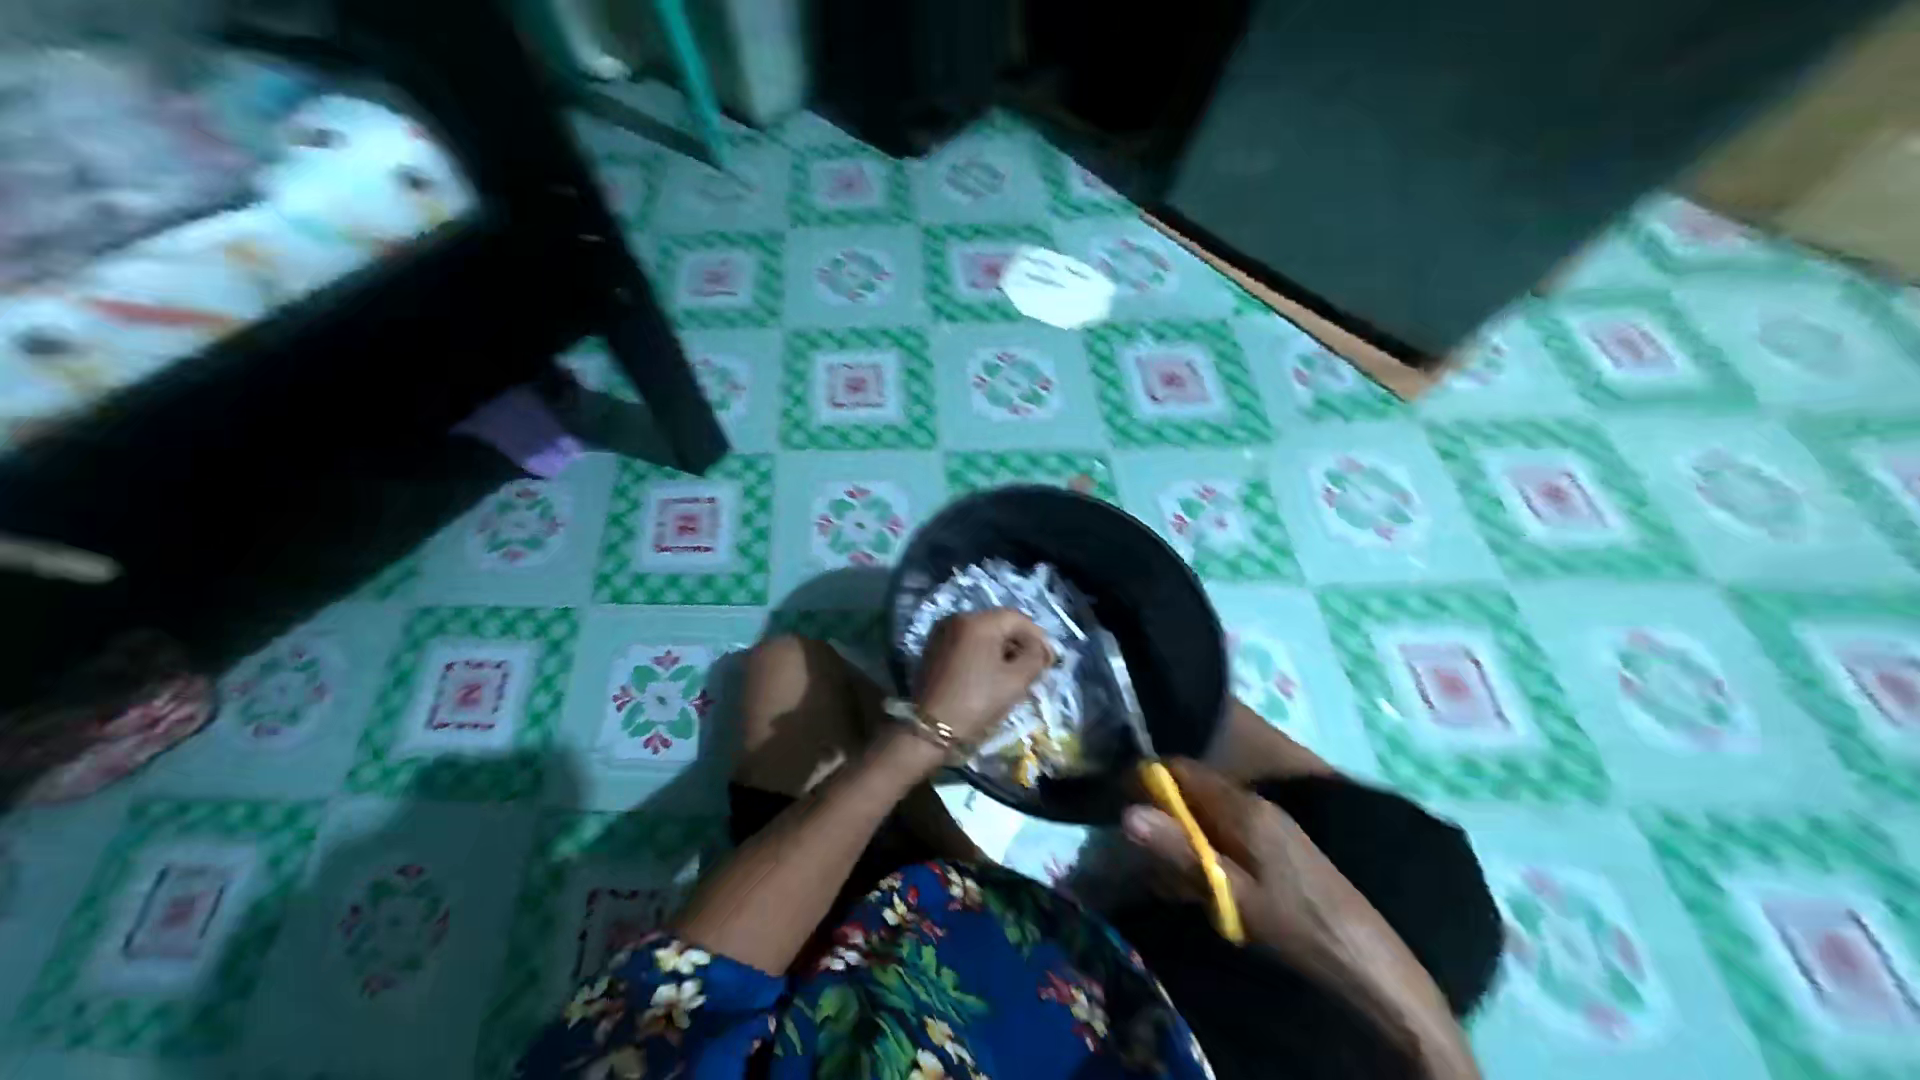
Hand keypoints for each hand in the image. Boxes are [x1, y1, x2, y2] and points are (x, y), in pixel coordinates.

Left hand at [914, 609, 1052, 747]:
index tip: (1049, 660)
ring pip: (983, 633)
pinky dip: (983, 653)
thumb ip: (1035, 657)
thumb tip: (1041, 648)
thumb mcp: (1015, 681)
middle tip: (1034, 667)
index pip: (1017, 619)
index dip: (1038, 637)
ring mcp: (942, 632)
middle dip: (1020, 643)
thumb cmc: (976, 701)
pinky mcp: (934, 648)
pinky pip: (967, 642)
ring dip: (1002, 649)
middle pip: (999, 623)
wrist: (930, 728)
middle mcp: (957, 618)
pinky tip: (990, 673)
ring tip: (1014, 673)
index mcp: (977, 621)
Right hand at [1122, 758, 1351, 959]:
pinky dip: (1206, 835)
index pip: (1183, 769)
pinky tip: (1204, 870)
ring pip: (1211, 804)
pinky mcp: (1278, 837)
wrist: (1361, 954)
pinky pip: (1229, 820)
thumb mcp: (1228, 893)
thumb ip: (1179, 851)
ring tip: (1167, 860)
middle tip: (1141, 838)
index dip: (1148, 777)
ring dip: (1185, 823)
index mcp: (1242, 807)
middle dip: (1164, 803)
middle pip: (1196, 784)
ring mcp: (1270, 817)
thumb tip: (1127, 815)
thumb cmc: (1291, 923)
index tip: (1121, 798)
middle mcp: (1254, 801)